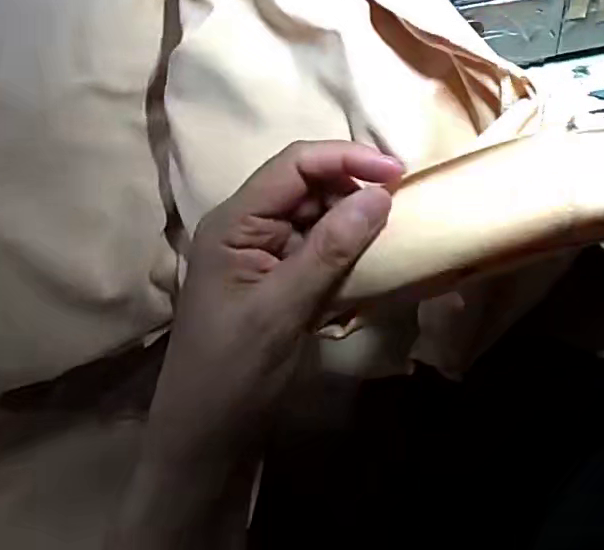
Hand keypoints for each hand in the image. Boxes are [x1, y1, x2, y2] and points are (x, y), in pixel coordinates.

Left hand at [140, 141, 403, 466]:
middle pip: (308, 181)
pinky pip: (320, 239)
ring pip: (318, 208)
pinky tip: (369, 254)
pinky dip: (348, 241)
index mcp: (233, 222)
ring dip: (353, 213)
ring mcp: (263, 248)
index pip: (294, 165)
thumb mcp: (282, 310)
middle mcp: (247, 224)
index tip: (396, 171)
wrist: (205, 445)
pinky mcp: (280, 272)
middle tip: (399, 201)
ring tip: (389, 227)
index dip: (346, 158)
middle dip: (354, 184)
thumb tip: (380, 195)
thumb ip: (331, 248)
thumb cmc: (231, 375)